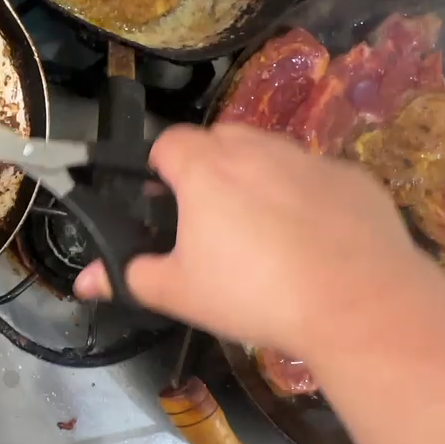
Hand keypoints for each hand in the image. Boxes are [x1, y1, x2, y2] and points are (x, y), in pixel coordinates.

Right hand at [74, 122, 444, 356]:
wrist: (359, 304)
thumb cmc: (252, 293)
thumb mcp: (176, 293)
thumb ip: (125, 277)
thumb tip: (85, 281)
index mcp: (205, 170)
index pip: (167, 141)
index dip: (155, 166)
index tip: (157, 197)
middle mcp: (257, 150)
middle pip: (218, 138)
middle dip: (203, 166)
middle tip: (200, 215)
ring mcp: (310, 161)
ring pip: (267, 153)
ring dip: (251, 177)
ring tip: (252, 228)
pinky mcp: (353, 180)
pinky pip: (312, 177)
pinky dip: (300, 196)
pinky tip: (305, 240)